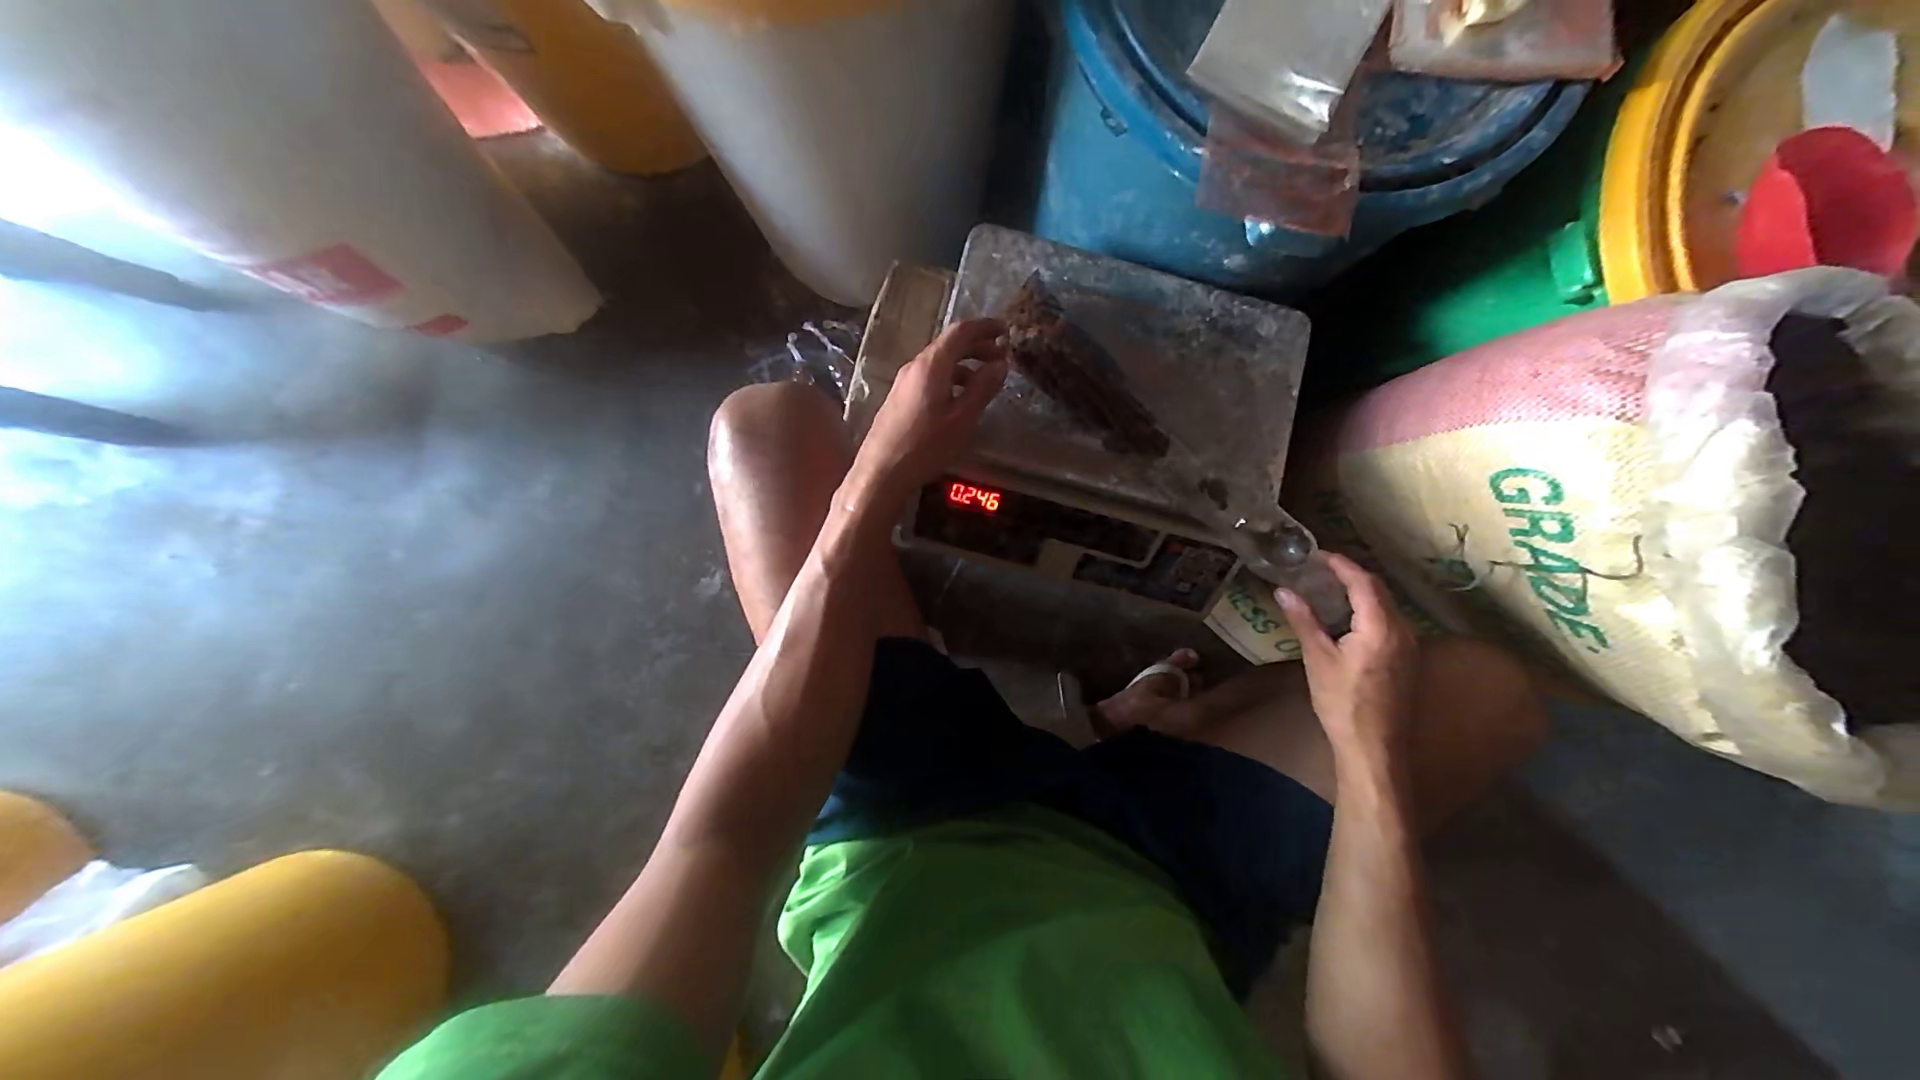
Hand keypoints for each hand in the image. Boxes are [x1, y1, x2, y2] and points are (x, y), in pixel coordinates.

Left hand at [848, 317, 1008, 504]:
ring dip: (964, 364)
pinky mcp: (899, 399)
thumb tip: (1000, 364)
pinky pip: (929, 378)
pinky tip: (960, 398)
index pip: (960, 332)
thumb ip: (982, 388)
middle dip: (977, 346)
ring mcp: (903, 383)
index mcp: (932, 365)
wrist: (881, 472)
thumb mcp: (962, 419)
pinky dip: (950, 378)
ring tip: (985, 379)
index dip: (985, 327)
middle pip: (948, 345)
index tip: (1006, 330)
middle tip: (1001, 356)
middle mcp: (914, 367)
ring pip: (939, 363)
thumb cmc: (925, 446)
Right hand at [1273, 554, 1416, 771]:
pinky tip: (1347, 618)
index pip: (1364, 582)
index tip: (1318, 555)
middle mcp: (1403, 632)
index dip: (1342, 565)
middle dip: (1351, 575)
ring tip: (1329, 588)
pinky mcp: (1407, 661)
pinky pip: (1390, 623)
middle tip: (1320, 569)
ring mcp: (1410, 647)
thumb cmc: (1342, 702)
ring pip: (1387, 607)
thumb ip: (1304, 620)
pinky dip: (1368, 611)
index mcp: (1381, 628)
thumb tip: (1284, 591)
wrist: (1374, 748)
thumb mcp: (1317, 658)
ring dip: (1361, 593)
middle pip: (1379, 591)